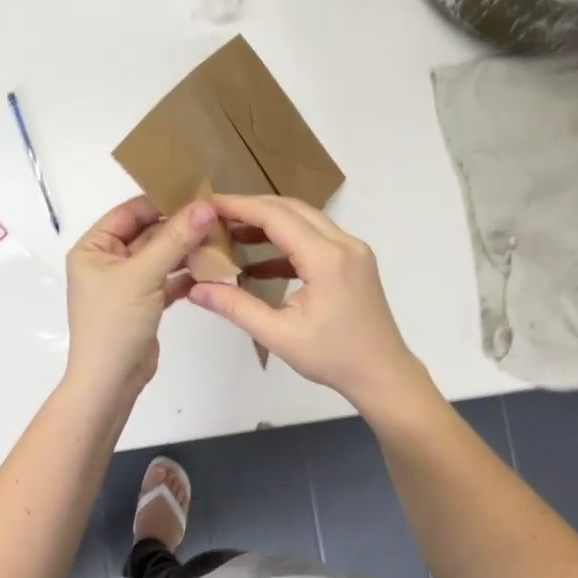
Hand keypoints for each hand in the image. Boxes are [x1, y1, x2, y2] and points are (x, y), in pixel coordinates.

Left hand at [64, 196, 216, 395]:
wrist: (111, 380)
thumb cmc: (115, 323)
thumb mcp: (143, 276)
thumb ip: (174, 239)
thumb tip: (206, 205)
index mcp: (93, 248)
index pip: (129, 212)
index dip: (162, 200)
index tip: (199, 192)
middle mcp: (106, 261)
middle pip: (147, 233)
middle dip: (179, 226)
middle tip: (218, 216)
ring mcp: (125, 283)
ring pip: (160, 256)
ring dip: (186, 250)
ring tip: (221, 238)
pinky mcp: (143, 303)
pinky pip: (167, 279)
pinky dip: (186, 274)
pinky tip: (213, 267)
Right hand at [188, 193, 430, 411]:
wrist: (382, 373)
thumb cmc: (332, 357)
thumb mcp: (278, 335)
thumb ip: (236, 307)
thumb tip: (195, 289)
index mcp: (326, 258)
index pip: (276, 216)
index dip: (239, 206)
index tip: (208, 204)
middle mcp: (344, 244)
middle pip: (291, 209)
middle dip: (251, 208)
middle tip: (215, 216)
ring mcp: (353, 250)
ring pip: (305, 220)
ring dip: (269, 223)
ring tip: (231, 234)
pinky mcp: (354, 261)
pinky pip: (315, 239)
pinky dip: (286, 243)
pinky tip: (258, 263)